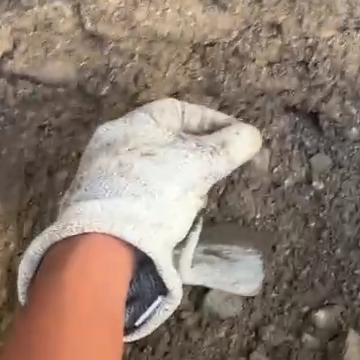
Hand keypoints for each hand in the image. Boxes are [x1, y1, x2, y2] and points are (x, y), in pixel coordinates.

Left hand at [16, 99, 262, 339]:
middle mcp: (115, 146)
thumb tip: (252, 136)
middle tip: (226, 171)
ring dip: (187, 181)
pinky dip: (169, 201)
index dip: (216, 122)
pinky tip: (180, 218)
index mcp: (132, 125)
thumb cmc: (154, 194)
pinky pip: (148, 196)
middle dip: (204, 156)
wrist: (106, 248)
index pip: (181, 111)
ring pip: (160, 170)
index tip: (241, 142)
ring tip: (203, 198)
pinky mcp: (109, 210)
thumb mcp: (200, 164)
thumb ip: (231, 146)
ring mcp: (108, 179)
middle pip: (171, 141)